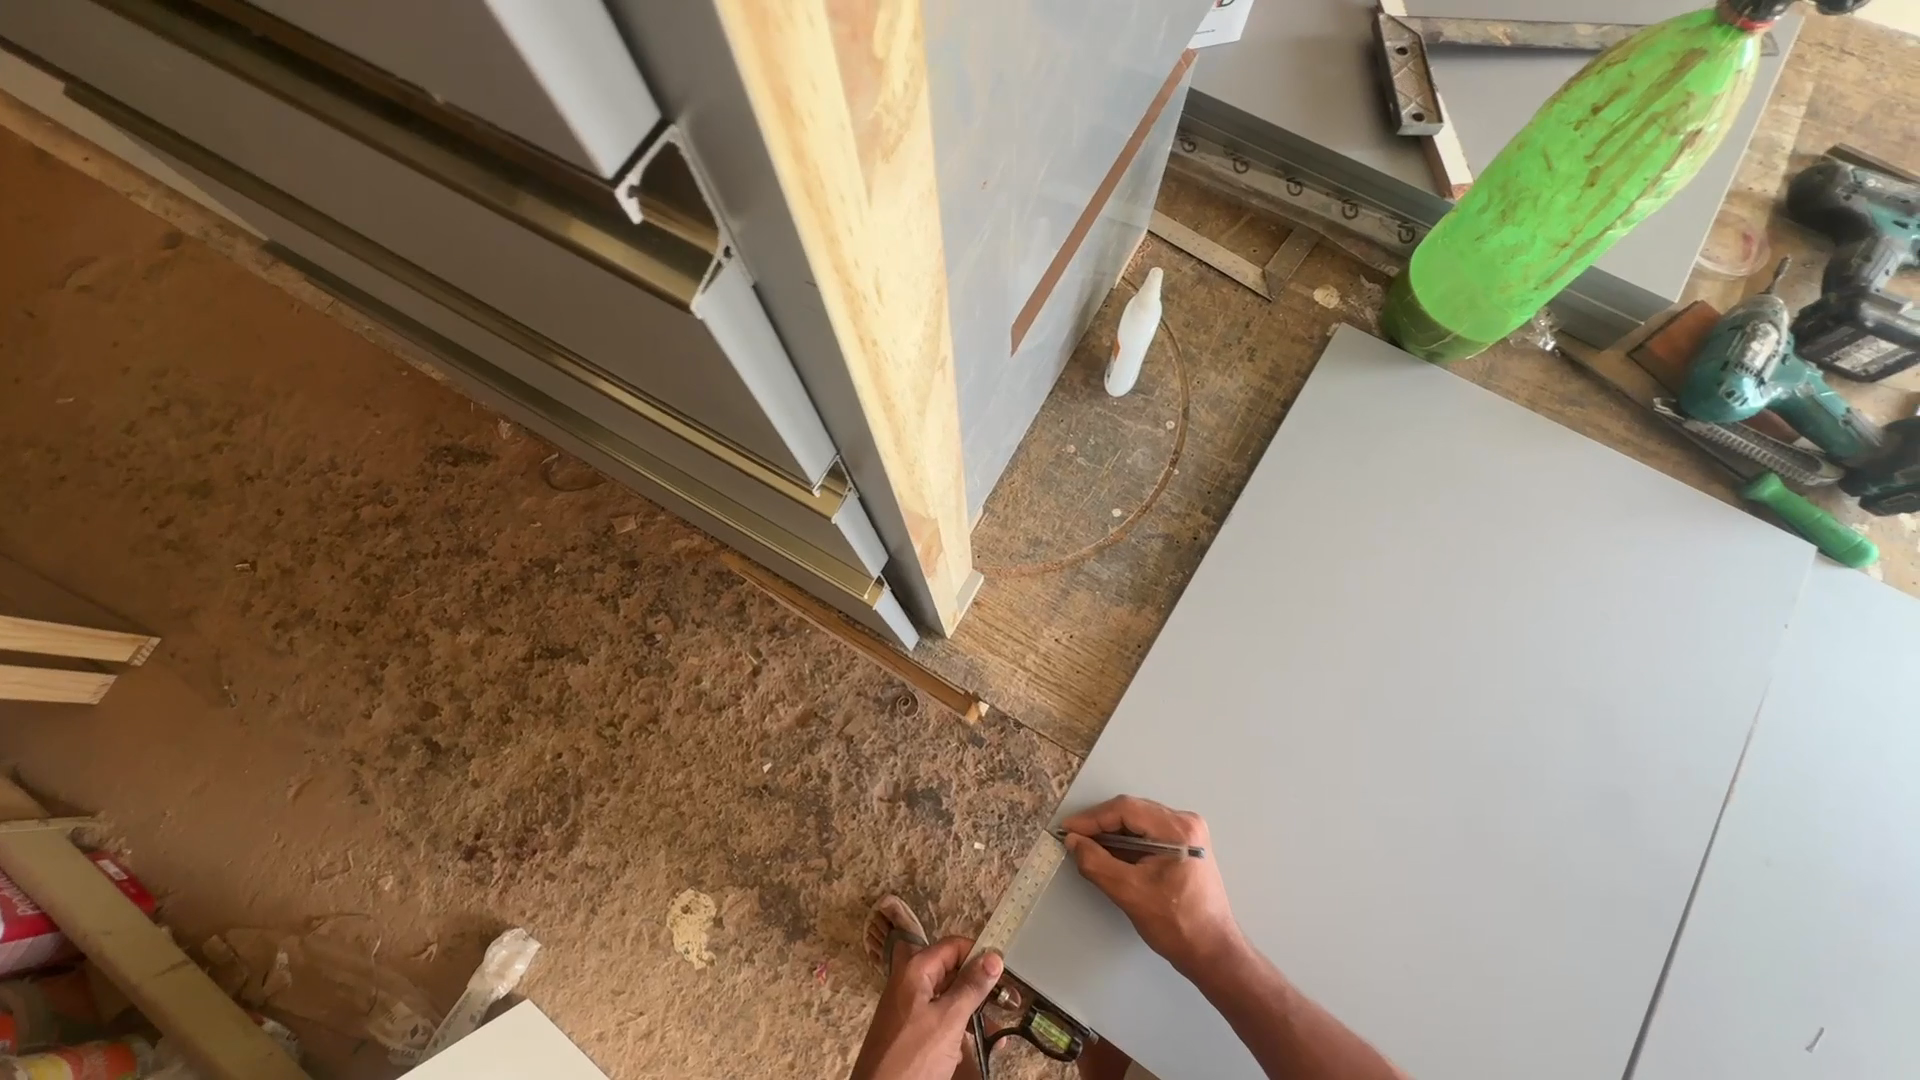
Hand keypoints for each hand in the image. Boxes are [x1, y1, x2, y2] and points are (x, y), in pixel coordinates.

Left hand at [850, 936, 1002, 1079]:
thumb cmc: (914, 1056)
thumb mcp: (948, 1020)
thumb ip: (972, 987)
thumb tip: (994, 956)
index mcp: (916, 970)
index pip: (954, 946)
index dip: (980, 955)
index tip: (1005, 972)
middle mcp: (912, 982)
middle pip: (953, 972)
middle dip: (982, 987)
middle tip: (1011, 1003)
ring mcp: (911, 1008)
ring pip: (950, 999)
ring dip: (975, 1013)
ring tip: (1000, 1033)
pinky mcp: (912, 1031)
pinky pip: (941, 1020)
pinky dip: (959, 1030)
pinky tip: (973, 1049)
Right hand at [1061, 796, 1243, 976]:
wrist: (1212, 952)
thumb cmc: (1176, 924)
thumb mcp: (1130, 893)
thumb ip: (1096, 863)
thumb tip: (1074, 842)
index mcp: (1177, 829)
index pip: (1126, 809)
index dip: (1092, 818)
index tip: (1068, 830)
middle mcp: (1186, 822)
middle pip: (1132, 811)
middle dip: (1101, 824)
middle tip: (1075, 839)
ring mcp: (1188, 833)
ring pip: (1139, 821)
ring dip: (1112, 834)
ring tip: (1088, 847)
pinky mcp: (1185, 846)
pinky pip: (1148, 833)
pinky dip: (1127, 842)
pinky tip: (1110, 854)